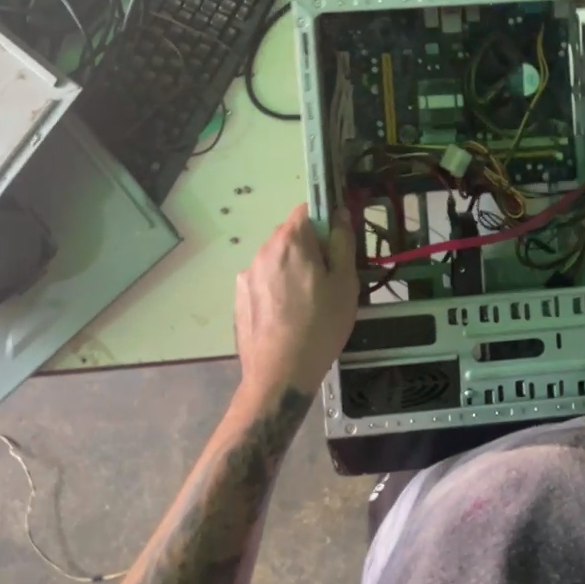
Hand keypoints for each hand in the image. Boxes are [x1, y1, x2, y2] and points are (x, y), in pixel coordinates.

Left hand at [234, 204, 359, 399]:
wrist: (280, 374)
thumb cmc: (321, 325)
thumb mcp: (345, 282)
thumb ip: (343, 242)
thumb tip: (339, 214)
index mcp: (291, 241)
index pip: (307, 209)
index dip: (325, 221)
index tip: (337, 244)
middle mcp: (264, 250)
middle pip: (290, 234)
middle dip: (310, 246)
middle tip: (328, 276)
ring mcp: (247, 275)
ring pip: (276, 258)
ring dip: (292, 267)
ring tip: (308, 300)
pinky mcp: (239, 297)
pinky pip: (264, 280)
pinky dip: (277, 287)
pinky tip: (288, 314)